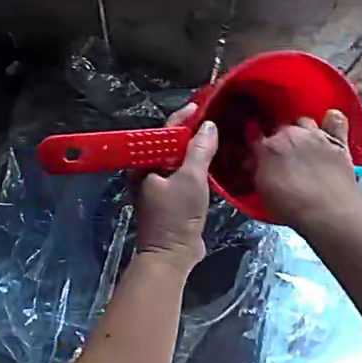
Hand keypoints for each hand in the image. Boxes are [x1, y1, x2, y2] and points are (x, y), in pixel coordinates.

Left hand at [132, 103, 217, 268]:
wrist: (171, 256)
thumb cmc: (176, 217)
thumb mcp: (191, 180)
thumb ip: (199, 151)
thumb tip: (208, 126)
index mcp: (145, 164)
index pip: (164, 132)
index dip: (183, 118)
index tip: (200, 106)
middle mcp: (148, 171)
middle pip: (170, 144)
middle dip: (190, 132)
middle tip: (213, 119)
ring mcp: (158, 185)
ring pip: (178, 160)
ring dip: (194, 149)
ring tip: (215, 136)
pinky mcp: (170, 197)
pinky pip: (183, 174)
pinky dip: (196, 166)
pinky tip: (212, 161)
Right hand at [252, 109, 361, 228]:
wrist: (328, 210)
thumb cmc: (291, 206)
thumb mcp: (263, 192)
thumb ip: (257, 170)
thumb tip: (254, 161)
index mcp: (267, 147)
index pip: (254, 135)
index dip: (255, 143)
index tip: (256, 151)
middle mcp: (290, 134)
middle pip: (281, 127)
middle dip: (279, 138)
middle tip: (282, 155)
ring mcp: (316, 135)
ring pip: (305, 121)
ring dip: (302, 129)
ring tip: (304, 143)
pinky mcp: (339, 141)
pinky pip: (335, 120)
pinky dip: (332, 120)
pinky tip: (330, 122)